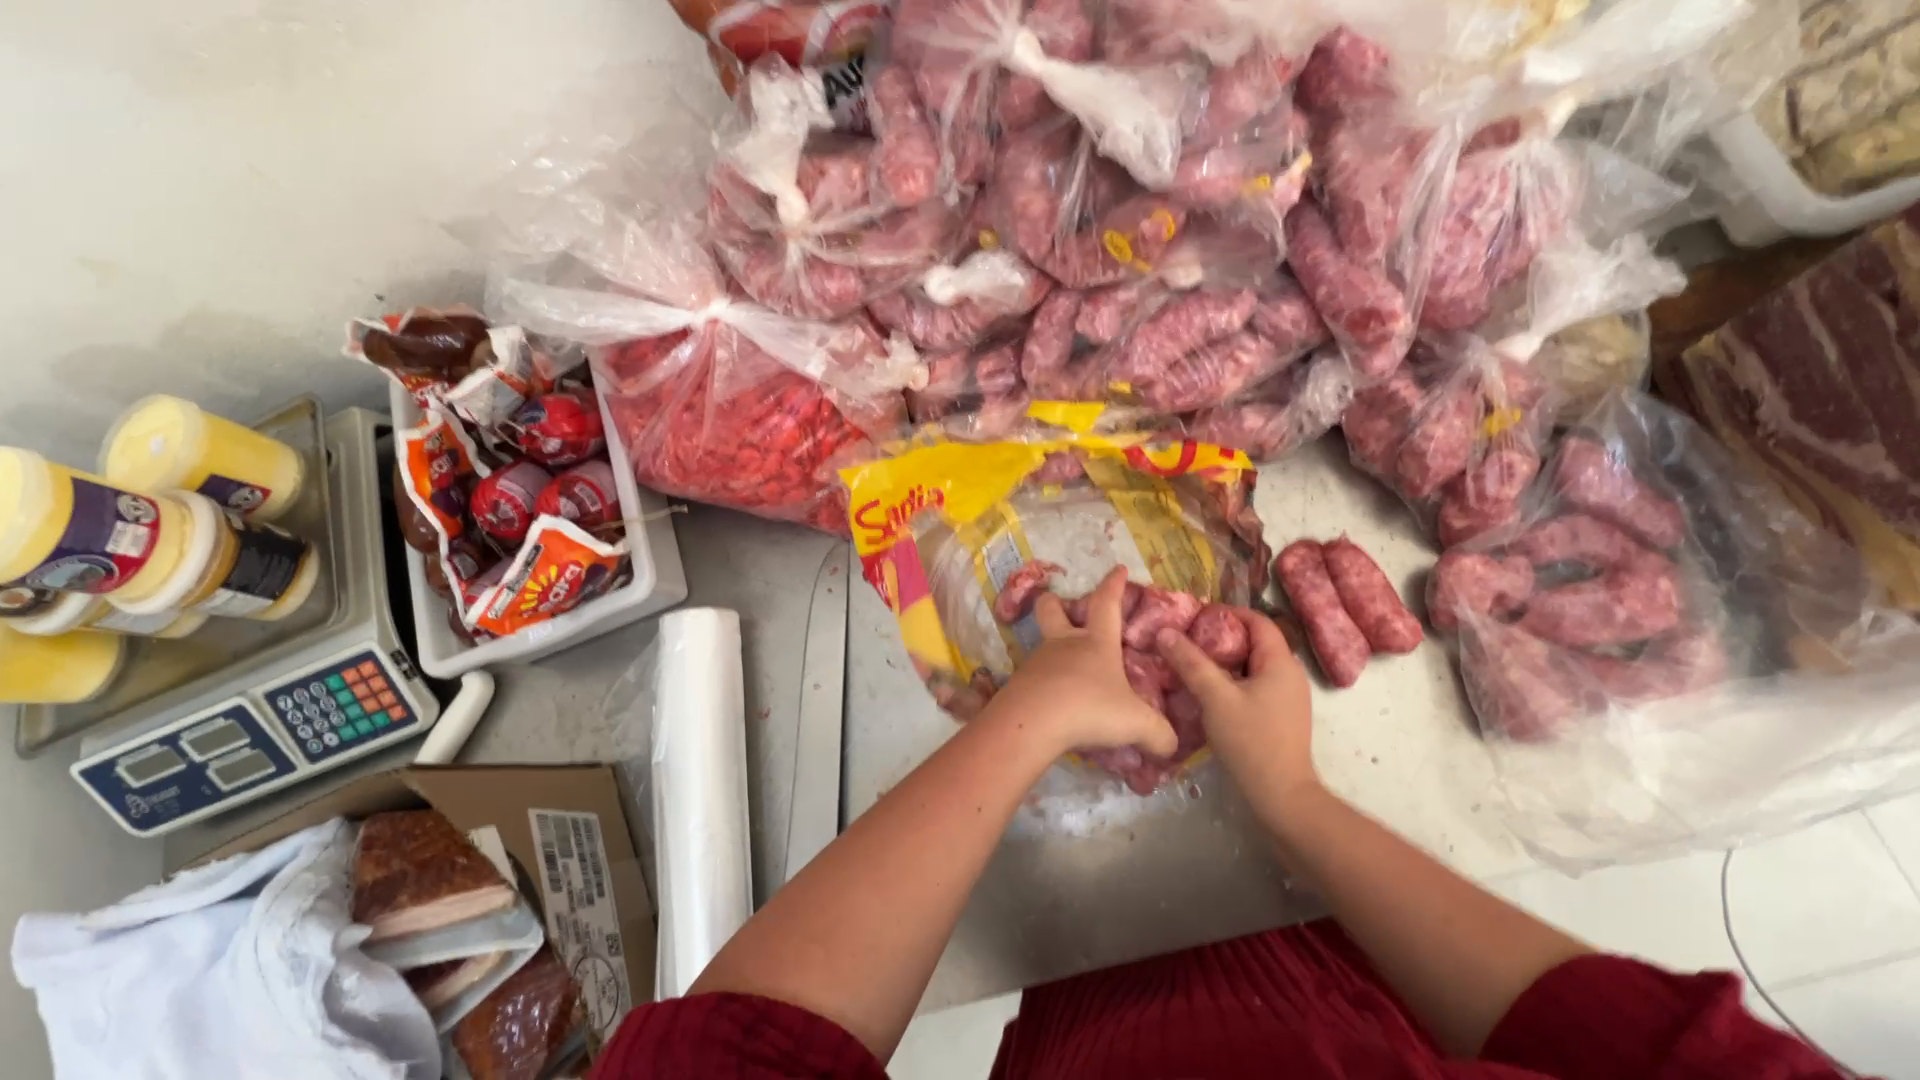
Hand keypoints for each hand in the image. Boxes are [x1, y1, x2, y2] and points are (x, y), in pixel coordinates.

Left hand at [982, 567, 1177, 758]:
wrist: (1031, 724)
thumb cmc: (1089, 708)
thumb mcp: (1135, 723)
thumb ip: (1158, 734)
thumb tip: (1172, 746)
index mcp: (1096, 643)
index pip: (1106, 604)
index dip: (1113, 585)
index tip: (1117, 569)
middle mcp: (1063, 645)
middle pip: (1051, 610)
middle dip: (1056, 603)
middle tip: (1061, 603)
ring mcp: (1036, 663)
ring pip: (1042, 646)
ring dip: (1052, 653)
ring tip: (1066, 676)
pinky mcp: (1018, 686)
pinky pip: (1033, 680)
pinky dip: (1043, 686)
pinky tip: (1052, 706)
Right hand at [1156, 608, 1320, 808]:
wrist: (1280, 794)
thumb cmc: (1250, 741)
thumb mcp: (1215, 698)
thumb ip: (1191, 663)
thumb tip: (1166, 632)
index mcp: (1281, 663)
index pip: (1258, 621)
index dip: (1228, 613)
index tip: (1197, 616)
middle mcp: (1290, 675)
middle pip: (1256, 643)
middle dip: (1222, 637)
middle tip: (1188, 639)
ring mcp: (1288, 698)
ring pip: (1253, 666)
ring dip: (1225, 661)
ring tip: (1193, 664)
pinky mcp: (1280, 716)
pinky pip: (1255, 686)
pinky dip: (1232, 681)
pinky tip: (1209, 693)